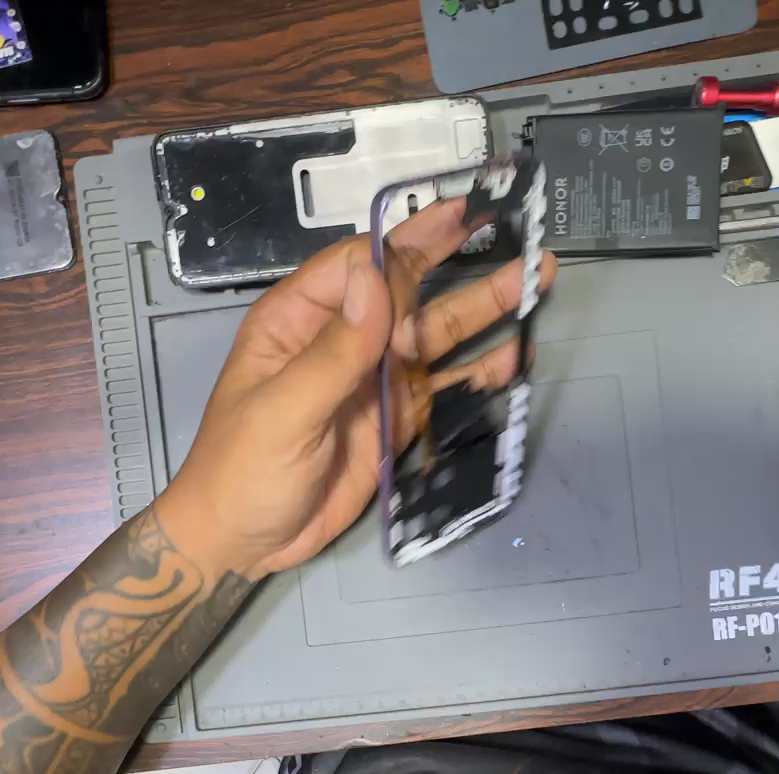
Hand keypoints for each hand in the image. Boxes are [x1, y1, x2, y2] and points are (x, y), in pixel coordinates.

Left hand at [156, 197, 557, 578]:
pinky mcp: (398, 421)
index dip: (406, 249)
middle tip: (508, 226)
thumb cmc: (243, 472)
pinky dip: (480, 375)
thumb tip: (376, 276)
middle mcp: (346, 341)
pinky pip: (445, 389)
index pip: (359, 267)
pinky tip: (515, 359)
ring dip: (482, 310)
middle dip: (455, 258)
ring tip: (535, 282)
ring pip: (436, 337)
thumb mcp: (281, 411)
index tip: (456, 233)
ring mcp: (376, 382)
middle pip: (407, 291)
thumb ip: (332, 351)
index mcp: (301, 321)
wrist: (249, 541)